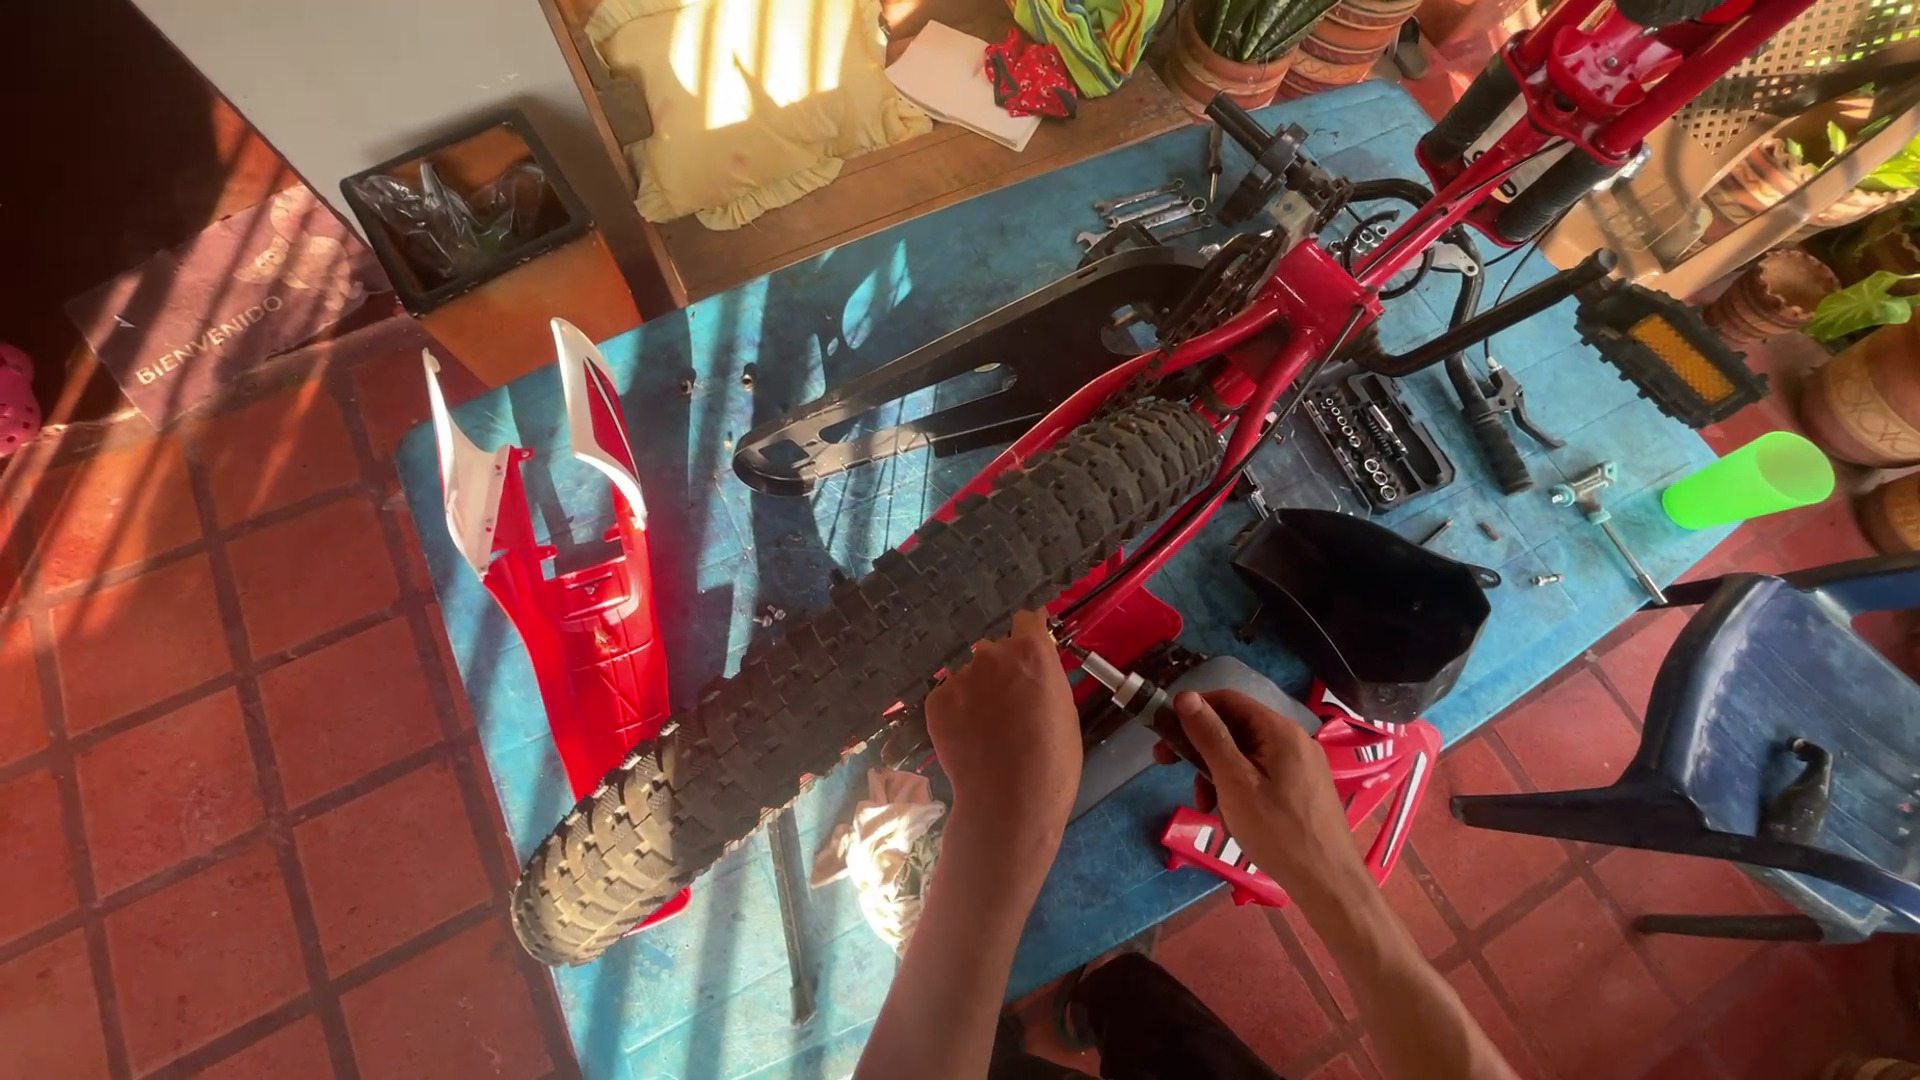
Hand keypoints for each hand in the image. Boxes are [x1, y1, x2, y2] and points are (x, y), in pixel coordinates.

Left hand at [925, 611, 1080, 863]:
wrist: (1009, 803)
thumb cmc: (1052, 761)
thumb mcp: (1065, 710)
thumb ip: (1045, 679)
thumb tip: (1033, 672)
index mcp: (1031, 651)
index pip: (1027, 619)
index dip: (1029, 634)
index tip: (1029, 646)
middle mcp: (992, 653)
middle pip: (996, 649)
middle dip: (1002, 669)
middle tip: (1009, 705)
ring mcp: (960, 676)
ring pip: (971, 675)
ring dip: (978, 691)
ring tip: (986, 728)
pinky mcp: (936, 700)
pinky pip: (950, 696)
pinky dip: (957, 711)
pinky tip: (968, 738)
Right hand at [1157, 690, 1371, 910]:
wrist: (1330, 885)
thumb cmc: (1278, 831)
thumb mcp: (1234, 782)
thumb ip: (1210, 736)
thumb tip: (1185, 696)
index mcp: (1279, 731)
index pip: (1228, 699)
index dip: (1193, 709)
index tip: (1165, 731)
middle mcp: (1292, 740)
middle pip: (1235, 726)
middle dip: (1200, 745)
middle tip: (1167, 764)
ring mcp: (1300, 765)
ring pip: (1245, 753)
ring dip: (1216, 771)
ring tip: (1206, 804)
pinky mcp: (1301, 788)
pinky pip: (1260, 772)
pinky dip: (1237, 785)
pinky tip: (1230, 814)